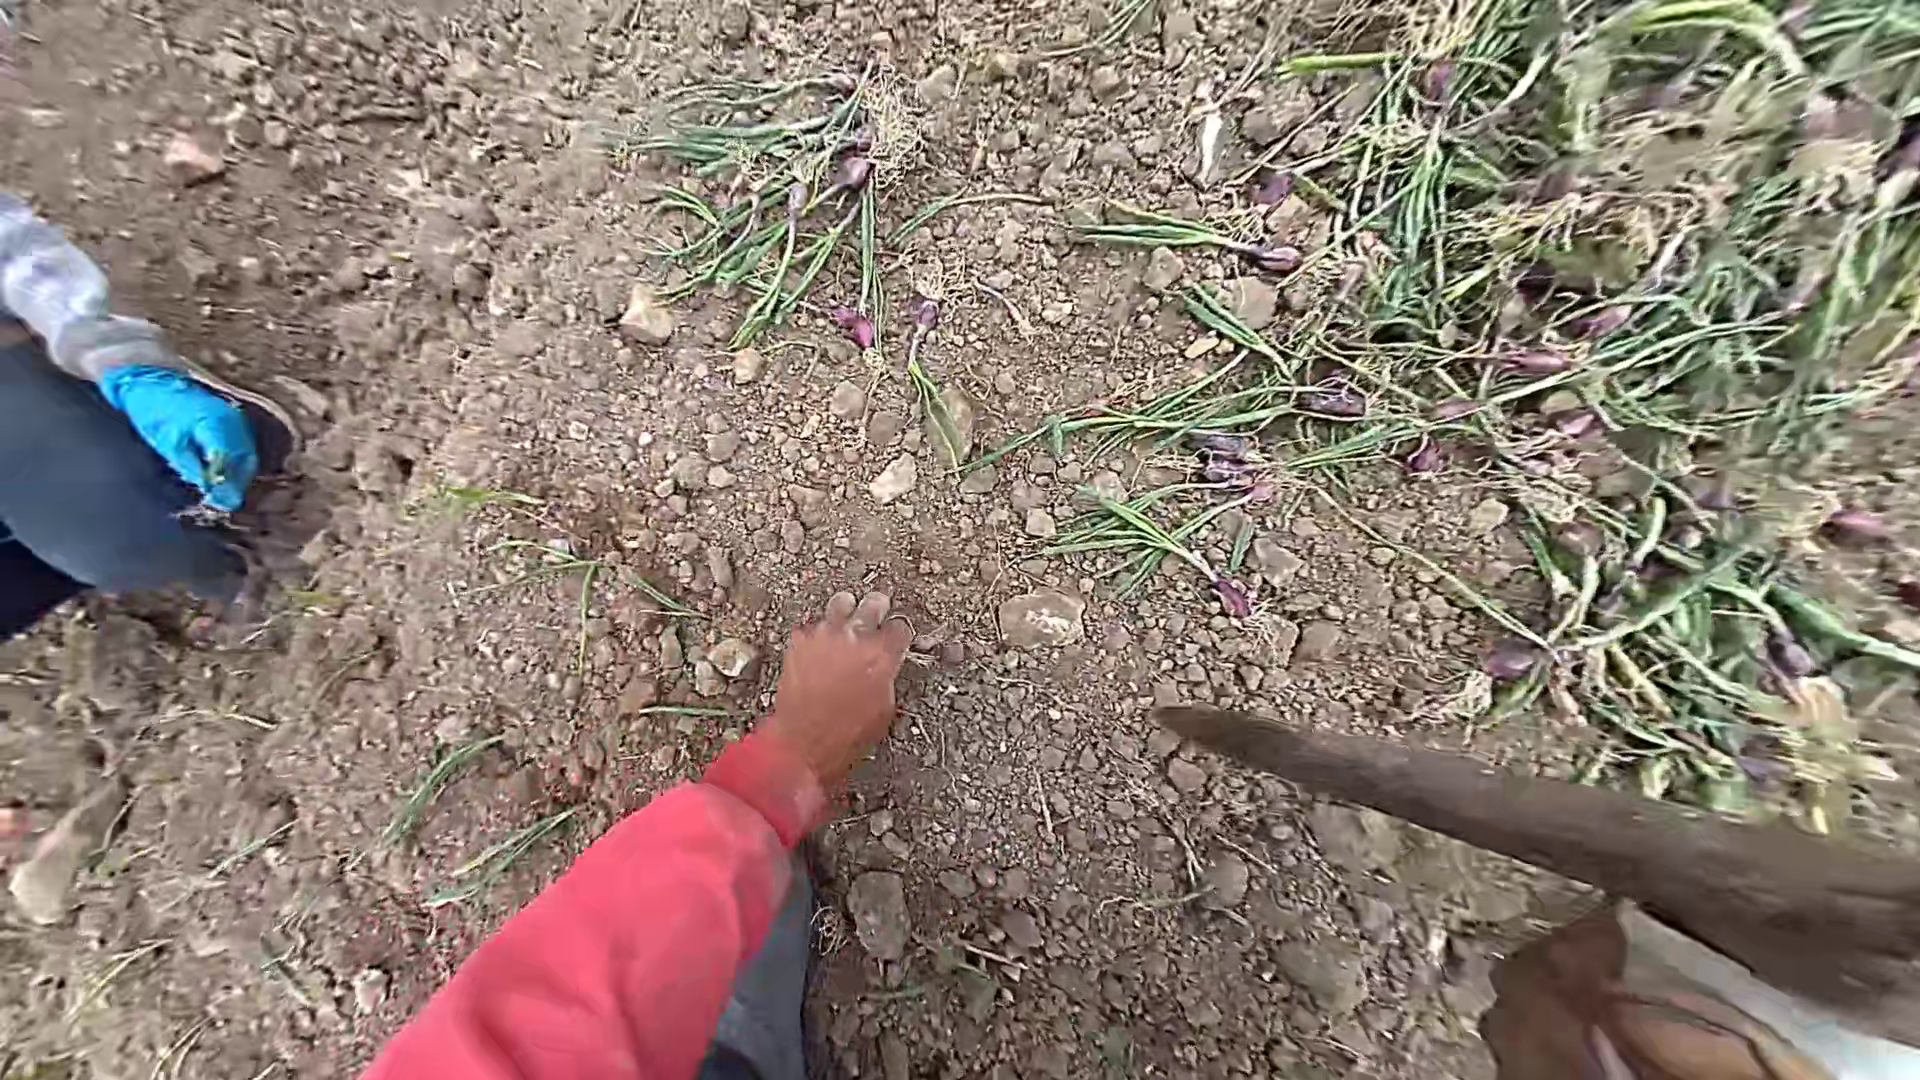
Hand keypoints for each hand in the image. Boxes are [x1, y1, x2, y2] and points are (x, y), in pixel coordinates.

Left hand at [98, 366, 257, 510]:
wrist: (149, 378)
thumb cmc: (151, 409)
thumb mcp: (166, 441)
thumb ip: (192, 464)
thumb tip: (212, 487)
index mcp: (220, 427)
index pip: (231, 462)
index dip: (229, 484)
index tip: (222, 503)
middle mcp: (238, 425)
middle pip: (246, 462)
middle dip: (238, 483)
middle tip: (225, 502)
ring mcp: (241, 423)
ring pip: (248, 457)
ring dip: (240, 475)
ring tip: (226, 491)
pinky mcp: (238, 424)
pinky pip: (245, 449)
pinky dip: (238, 464)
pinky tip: (227, 473)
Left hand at [763, 591, 911, 787]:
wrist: (802, 744)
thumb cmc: (845, 735)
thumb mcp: (884, 708)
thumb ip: (887, 675)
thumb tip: (886, 666)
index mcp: (883, 654)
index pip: (900, 626)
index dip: (899, 631)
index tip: (896, 635)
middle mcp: (856, 638)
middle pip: (874, 604)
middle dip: (878, 607)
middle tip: (877, 610)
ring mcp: (826, 636)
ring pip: (840, 603)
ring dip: (847, 609)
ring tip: (847, 615)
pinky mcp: (800, 642)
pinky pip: (812, 627)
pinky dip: (818, 633)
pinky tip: (820, 644)